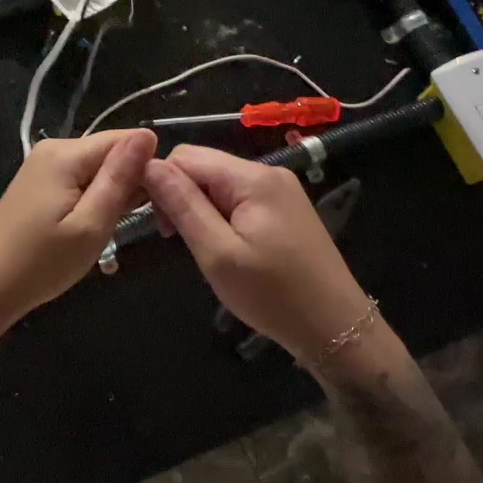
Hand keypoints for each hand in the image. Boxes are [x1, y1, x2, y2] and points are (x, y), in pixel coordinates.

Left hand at [0, 129, 156, 321]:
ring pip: (96, 169)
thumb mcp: (91, 225)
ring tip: (107, 231)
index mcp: (66, 153)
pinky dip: (91, 201)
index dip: (148, 169)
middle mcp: (53, 149)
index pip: (127, 141)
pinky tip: (88, 228)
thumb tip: (148, 135)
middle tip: (134, 226)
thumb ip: (120, 178)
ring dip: (111, 196)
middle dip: (131, 184)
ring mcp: (42, 166)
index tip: (158, 205)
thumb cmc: (42, 263)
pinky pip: (78, 181)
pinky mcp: (37, 184)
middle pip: (111, 153)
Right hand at [143, 145, 369, 362]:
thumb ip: (182, 205)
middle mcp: (268, 172)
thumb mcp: (217, 253)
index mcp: (252, 178)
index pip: (186, 156)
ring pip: (218, 182)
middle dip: (179, 194)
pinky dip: (219, 215)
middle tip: (175, 240)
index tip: (158, 226)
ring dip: (198, 208)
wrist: (333, 326)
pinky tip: (223, 246)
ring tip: (201, 248)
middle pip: (203, 165)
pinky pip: (238, 198)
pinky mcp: (284, 208)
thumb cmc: (271, 294)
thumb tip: (149, 166)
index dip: (161, 183)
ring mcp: (280, 190)